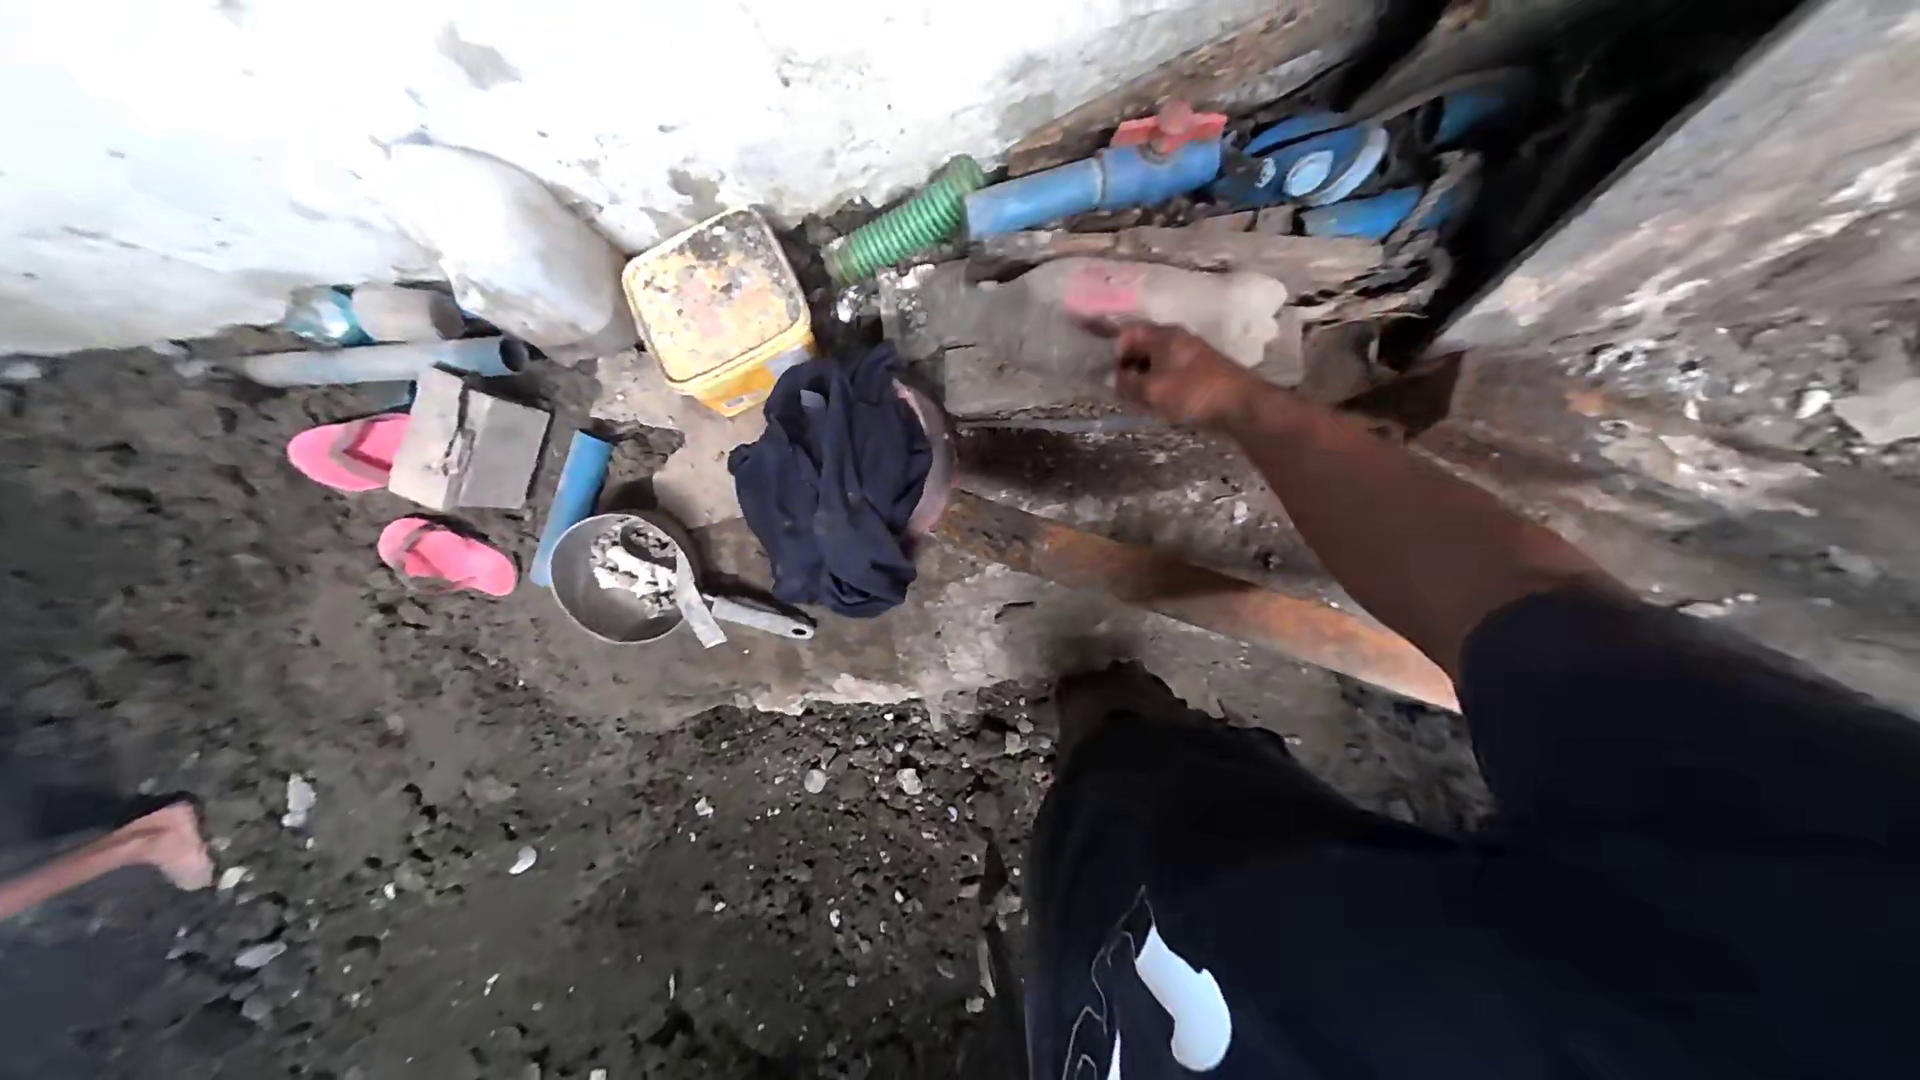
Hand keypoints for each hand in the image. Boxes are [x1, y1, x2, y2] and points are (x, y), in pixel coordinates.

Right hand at [1110, 324, 1266, 428]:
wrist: (1240, 406)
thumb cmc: (1192, 393)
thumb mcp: (1151, 390)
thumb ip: (1125, 384)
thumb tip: (1110, 379)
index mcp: (1164, 335)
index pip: (1127, 333)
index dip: (1111, 351)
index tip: (1103, 373)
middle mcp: (1176, 339)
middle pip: (1140, 347)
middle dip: (1124, 367)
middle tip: (1116, 389)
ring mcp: (1188, 355)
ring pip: (1153, 362)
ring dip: (1140, 379)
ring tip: (1133, 399)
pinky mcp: (1197, 372)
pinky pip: (1167, 374)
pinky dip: (1156, 385)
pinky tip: (1153, 402)